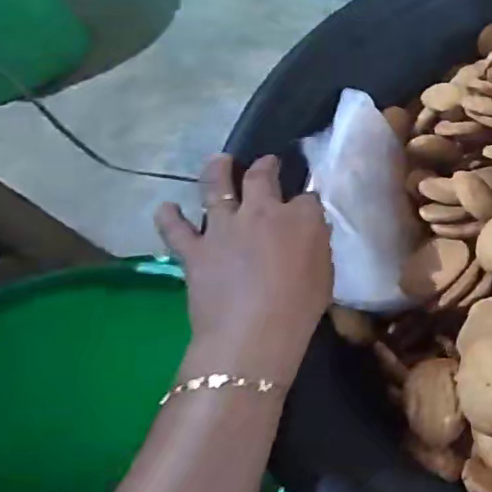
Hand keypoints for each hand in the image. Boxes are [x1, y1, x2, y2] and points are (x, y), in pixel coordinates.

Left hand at [155, 154, 332, 388]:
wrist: (253, 331)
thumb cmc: (301, 304)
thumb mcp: (324, 270)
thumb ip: (315, 245)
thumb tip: (307, 234)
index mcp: (302, 217)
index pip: (308, 197)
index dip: (308, 200)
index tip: (308, 205)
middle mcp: (262, 212)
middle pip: (262, 178)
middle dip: (265, 166)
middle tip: (266, 162)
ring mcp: (223, 227)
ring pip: (216, 188)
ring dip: (217, 170)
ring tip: (218, 160)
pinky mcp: (193, 249)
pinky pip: (175, 228)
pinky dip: (169, 216)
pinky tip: (166, 207)